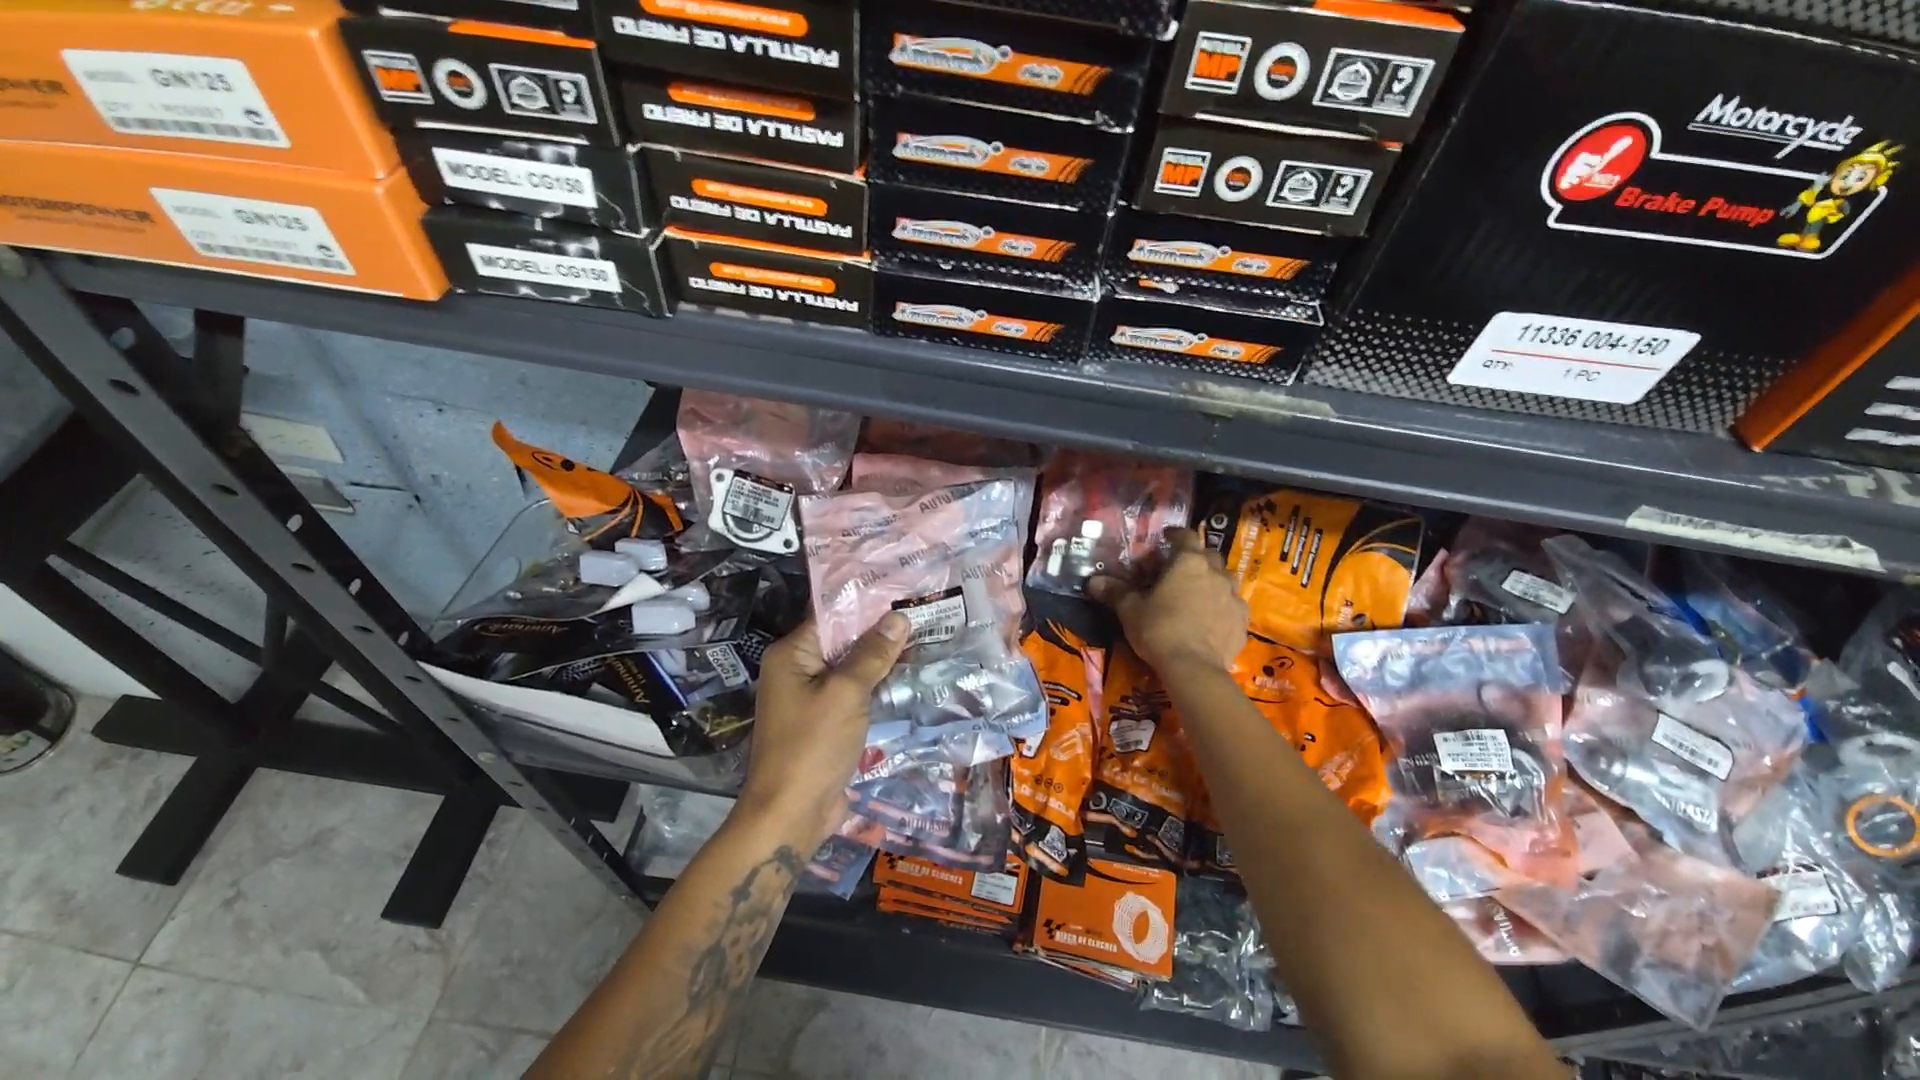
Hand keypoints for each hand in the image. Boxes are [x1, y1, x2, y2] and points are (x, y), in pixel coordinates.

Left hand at [737, 613, 910, 841]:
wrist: (791, 813)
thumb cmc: (812, 746)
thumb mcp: (845, 694)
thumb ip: (872, 654)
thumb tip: (898, 617)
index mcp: (791, 655)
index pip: (831, 615)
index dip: (867, 603)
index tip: (905, 588)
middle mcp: (797, 671)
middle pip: (843, 641)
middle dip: (881, 630)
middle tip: (926, 610)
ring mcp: (812, 699)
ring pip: (853, 669)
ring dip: (884, 660)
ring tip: (928, 636)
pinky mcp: (827, 724)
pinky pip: (855, 695)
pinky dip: (879, 687)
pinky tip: (912, 676)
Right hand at [1088, 528, 1247, 674]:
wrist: (1194, 667)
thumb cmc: (1159, 629)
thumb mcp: (1131, 610)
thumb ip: (1115, 591)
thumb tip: (1093, 581)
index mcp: (1188, 562)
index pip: (1185, 536)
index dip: (1175, 535)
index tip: (1166, 538)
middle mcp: (1215, 572)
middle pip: (1209, 555)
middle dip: (1196, 558)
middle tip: (1180, 570)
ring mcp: (1233, 596)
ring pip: (1225, 578)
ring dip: (1213, 580)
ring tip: (1199, 593)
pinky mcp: (1243, 620)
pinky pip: (1234, 605)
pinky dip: (1224, 606)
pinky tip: (1214, 618)